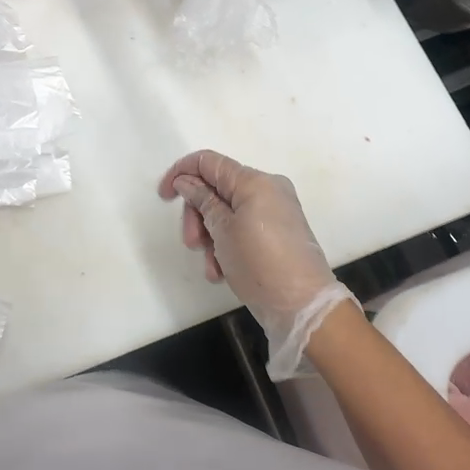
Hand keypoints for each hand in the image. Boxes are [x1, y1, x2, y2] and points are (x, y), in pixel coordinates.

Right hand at [159, 149, 356, 379]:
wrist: (305, 308)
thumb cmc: (260, 264)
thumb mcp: (222, 231)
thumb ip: (201, 200)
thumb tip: (186, 181)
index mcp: (254, 181)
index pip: (208, 161)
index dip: (180, 173)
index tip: (164, 196)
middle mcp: (268, 189)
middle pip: (216, 189)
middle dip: (197, 214)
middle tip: (191, 243)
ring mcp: (276, 212)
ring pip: (227, 212)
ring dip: (210, 236)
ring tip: (210, 266)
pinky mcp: (279, 234)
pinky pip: (244, 228)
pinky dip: (228, 245)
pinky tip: (221, 271)